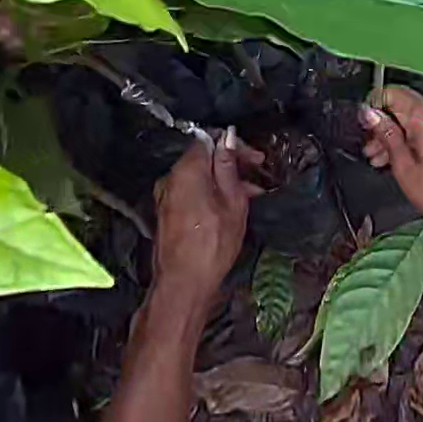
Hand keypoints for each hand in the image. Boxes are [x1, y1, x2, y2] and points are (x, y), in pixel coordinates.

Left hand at [150, 130, 263, 303]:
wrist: (183, 284)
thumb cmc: (213, 243)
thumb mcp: (232, 201)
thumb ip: (228, 166)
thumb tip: (228, 137)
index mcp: (186, 170)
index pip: (209, 139)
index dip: (234, 145)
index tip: (255, 159)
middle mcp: (171, 179)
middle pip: (202, 157)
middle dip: (231, 163)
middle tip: (256, 176)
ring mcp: (166, 196)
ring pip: (199, 176)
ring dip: (223, 181)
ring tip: (249, 196)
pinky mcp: (167, 212)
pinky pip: (192, 191)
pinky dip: (211, 193)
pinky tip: (230, 208)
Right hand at [359, 86, 422, 265]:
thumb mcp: (403, 165)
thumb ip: (386, 135)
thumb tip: (369, 113)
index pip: (393, 93)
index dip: (374, 106)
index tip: (363, 124)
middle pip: (402, 105)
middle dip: (382, 122)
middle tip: (368, 146)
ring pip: (411, 119)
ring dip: (392, 134)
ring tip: (377, 158)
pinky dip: (407, 140)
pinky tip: (395, 160)